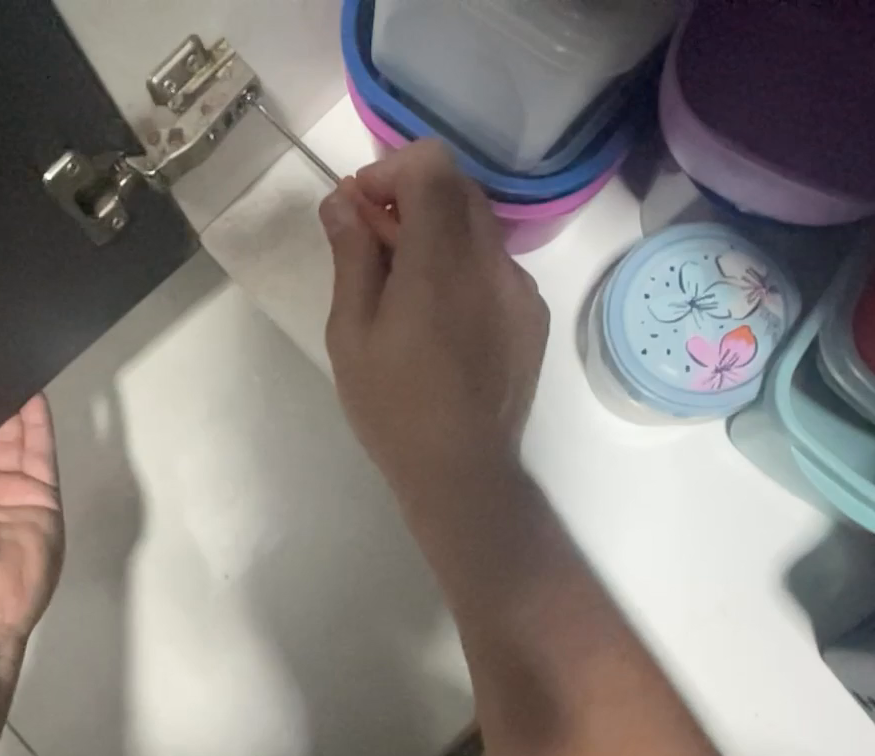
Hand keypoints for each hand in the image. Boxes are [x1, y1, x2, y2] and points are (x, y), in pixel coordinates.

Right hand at [319, 141, 549, 501]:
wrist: (462, 471)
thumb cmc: (393, 408)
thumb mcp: (351, 335)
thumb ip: (351, 257)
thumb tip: (341, 202)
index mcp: (440, 262)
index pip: (431, 165)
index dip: (390, 171)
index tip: (361, 209)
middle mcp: (491, 262)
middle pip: (458, 189)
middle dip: (412, 198)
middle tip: (376, 245)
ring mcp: (520, 289)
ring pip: (480, 229)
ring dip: (439, 235)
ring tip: (408, 290)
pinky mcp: (533, 317)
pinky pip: (497, 267)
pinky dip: (466, 269)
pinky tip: (445, 322)